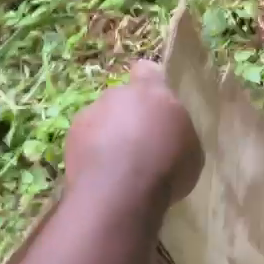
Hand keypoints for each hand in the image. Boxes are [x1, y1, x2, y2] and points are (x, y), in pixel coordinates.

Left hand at [64, 60, 204, 215]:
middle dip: (131, 116)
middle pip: (124, 99)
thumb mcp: (192, 150)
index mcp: (152, 93)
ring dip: (111, 136)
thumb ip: (179, 132)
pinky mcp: (70, 137)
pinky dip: (94, 153)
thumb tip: (170, 133)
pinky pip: (87, 140)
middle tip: (143, 146)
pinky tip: (106, 175)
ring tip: (122, 166)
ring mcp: (90, 114)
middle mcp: (117, 95)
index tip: (157, 105)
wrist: (120, 192)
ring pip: (103, 119)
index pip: (147, 71)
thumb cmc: (167, 167)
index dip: (151, 84)